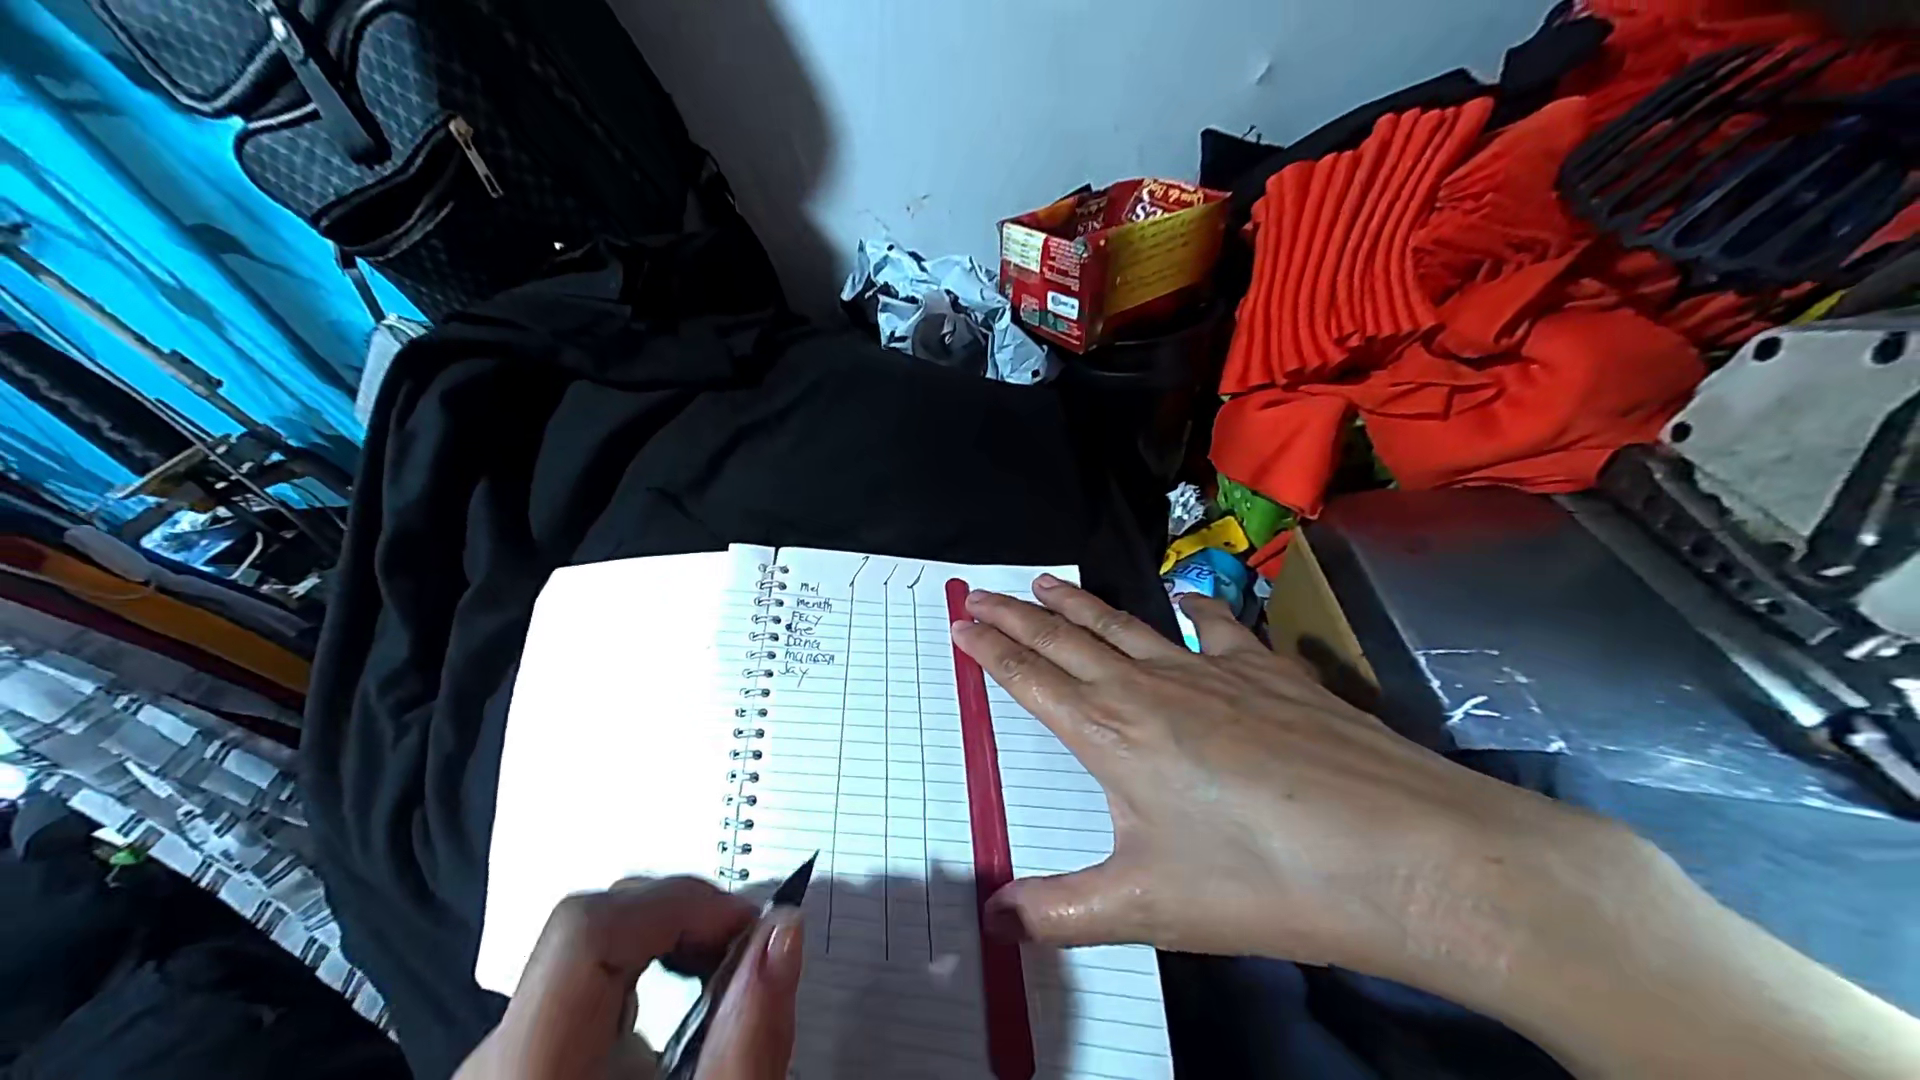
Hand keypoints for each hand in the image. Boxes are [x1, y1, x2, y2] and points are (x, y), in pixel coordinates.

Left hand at [454, 877, 803, 1079]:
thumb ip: (750, 1041)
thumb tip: (784, 929)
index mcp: (529, 1076)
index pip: (586, 935)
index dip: (675, 906)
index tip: (748, 926)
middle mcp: (498, 1060)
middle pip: (593, 927)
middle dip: (686, 917)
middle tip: (751, 947)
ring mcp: (503, 1060)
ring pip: (594, 945)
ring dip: (673, 937)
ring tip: (729, 972)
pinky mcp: (524, 1061)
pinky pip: (591, 975)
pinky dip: (654, 964)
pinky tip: (690, 997)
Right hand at [951, 576, 1606, 985]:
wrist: (1402, 855)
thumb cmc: (1259, 881)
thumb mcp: (1147, 908)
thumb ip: (1060, 911)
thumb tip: (990, 922)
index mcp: (1110, 734)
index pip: (1031, 679)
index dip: (991, 651)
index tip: (962, 623)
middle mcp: (1149, 688)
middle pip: (1065, 640)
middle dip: (1016, 616)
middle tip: (981, 592)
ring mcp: (1210, 671)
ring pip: (1124, 624)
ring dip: (1078, 603)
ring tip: (1045, 581)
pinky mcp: (1267, 671)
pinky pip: (1216, 627)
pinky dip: (1193, 609)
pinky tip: (1184, 598)